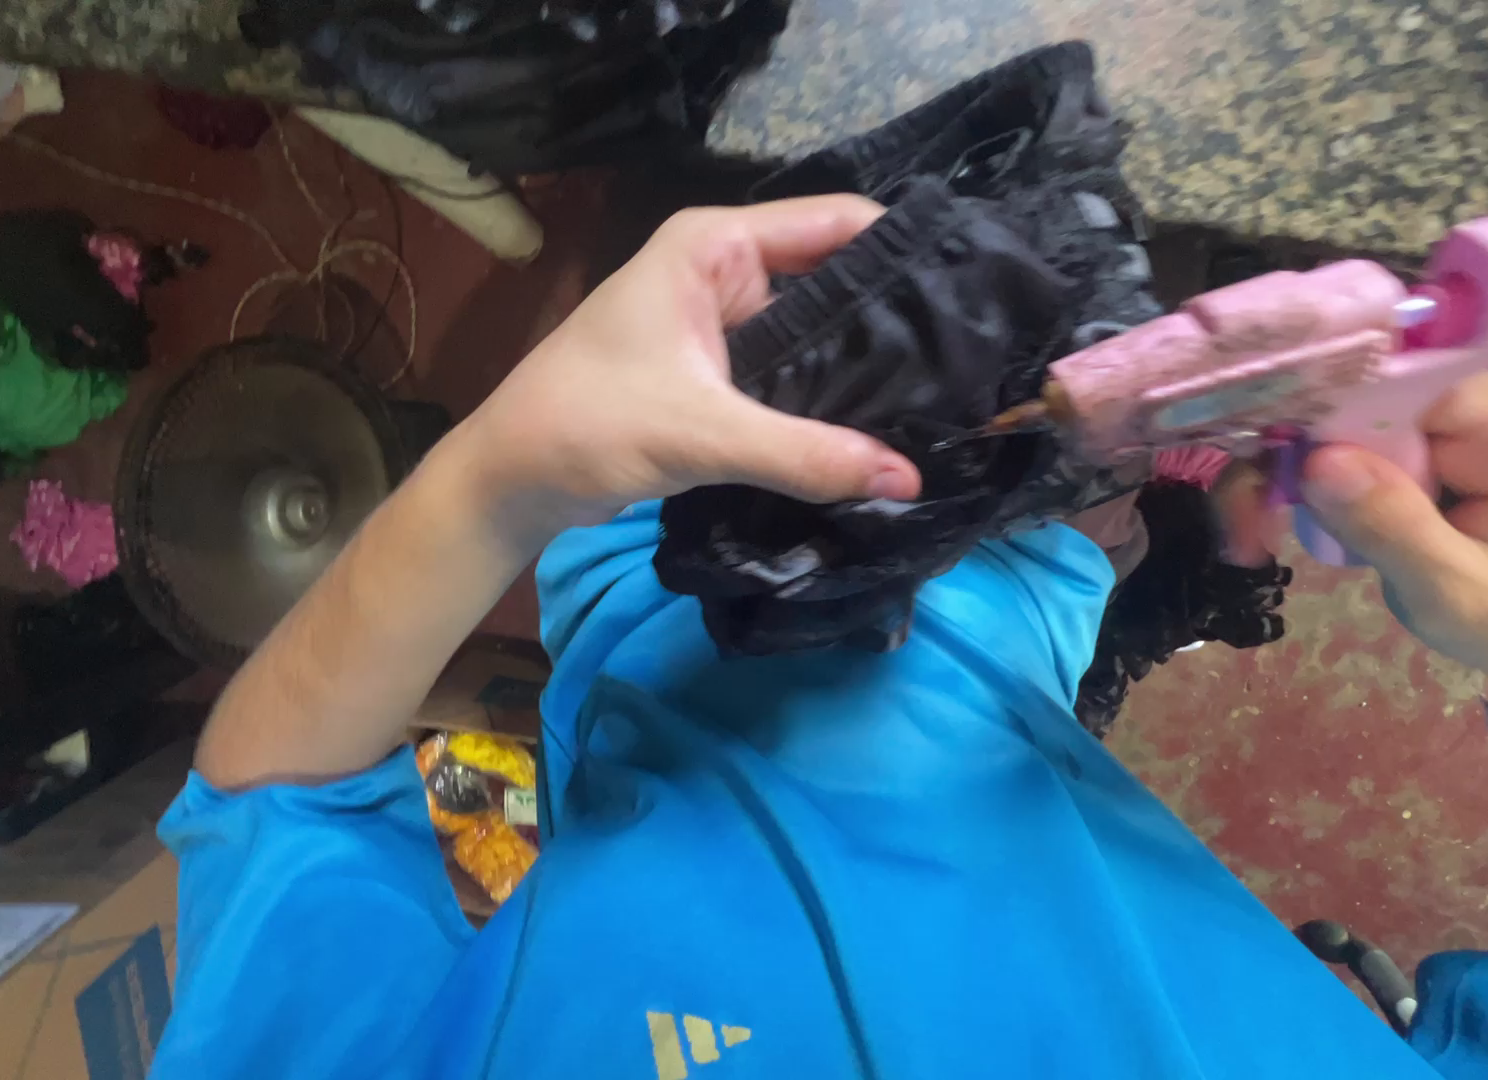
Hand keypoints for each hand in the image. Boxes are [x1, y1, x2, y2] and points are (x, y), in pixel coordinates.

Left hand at [437, 197, 922, 550]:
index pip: (837, 224)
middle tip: (965, 374)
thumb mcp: (700, 432)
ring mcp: (721, 331)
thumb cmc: (587, 424)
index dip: (905, 256)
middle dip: (889, 327)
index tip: (972, 302)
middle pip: (832, 286)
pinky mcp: (717, 380)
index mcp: (717, 246)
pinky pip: (787, 385)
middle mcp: (724, 275)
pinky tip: (870, 438)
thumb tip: (906, 481)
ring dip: (857, 377)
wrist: (515, 478)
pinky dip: (821, 409)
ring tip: (936, 411)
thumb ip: (804, 454)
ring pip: (812, 343)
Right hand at [1269, 374, 1487, 697]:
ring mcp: (1479, 417)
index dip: (1323, 425)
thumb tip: (1315, 461)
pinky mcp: (1453, 436)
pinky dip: (1319, 480)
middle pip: (1364, 402)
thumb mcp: (1466, 602)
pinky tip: (1305, 518)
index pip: (1402, 391)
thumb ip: (1396, 531)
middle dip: (1293, 461)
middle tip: (1247, 532)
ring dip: (1297, 477)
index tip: (1265, 482)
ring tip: (1267, 535)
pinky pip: (1365, 439)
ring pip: (1352, 422)